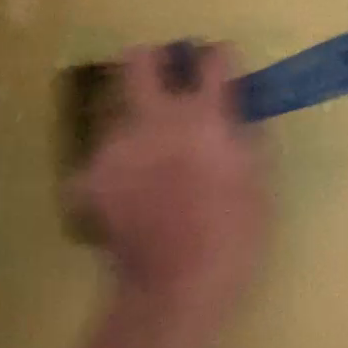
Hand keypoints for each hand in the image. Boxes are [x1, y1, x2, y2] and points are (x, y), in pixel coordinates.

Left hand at [71, 43, 268, 327]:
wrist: (176, 288)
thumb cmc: (233, 240)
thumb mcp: (258, 185)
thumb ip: (244, 140)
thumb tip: (235, 116)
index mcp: (203, 119)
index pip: (212, 61)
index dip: (219, 59)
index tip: (221, 67)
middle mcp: (154, 119)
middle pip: (139, 60)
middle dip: (153, 61)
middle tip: (165, 81)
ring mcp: (115, 146)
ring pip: (118, 112)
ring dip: (136, 125)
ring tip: (148, 162)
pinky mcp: (90, 176)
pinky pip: (101, 159)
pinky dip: (115, 170)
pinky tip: (127, 195)